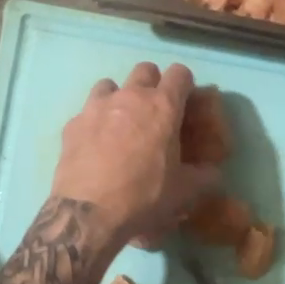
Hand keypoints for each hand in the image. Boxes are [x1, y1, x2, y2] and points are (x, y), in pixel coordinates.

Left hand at [52, 63, 217, 245]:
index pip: (180, 74)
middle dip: (153, 84)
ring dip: (119, 97)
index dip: (185, 85)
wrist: (89, 213)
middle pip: (144, 70)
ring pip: (110, 85)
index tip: (186, 102)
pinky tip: (95, 145)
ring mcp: (96, 107)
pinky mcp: (72, 124)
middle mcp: (129, 97)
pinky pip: (86, 112)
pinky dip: (94, 122)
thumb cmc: (144, 197)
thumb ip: (204, 176)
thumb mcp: (184, 192)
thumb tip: (212, 172)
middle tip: (154, 112)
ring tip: (121, 124)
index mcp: (162, 107)